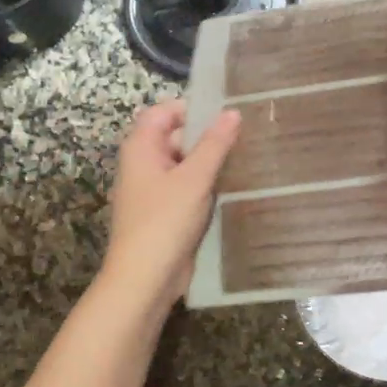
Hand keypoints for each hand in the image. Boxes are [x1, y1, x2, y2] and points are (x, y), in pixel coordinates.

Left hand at [97, 99, 240, 306]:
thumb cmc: (165, 221)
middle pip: (174, 138)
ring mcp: (153, 191)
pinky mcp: (165, 214)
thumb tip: (233, 112)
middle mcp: (143, 165)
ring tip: (245, 159)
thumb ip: (214, 145)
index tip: (225, 112)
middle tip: (244, 136)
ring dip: (209, 163)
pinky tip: (232, 189)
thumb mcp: (194, 179)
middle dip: (206, 136)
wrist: (145, 278)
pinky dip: (206, 186)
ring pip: (183, 166)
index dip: (190, 108)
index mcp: (141, 148)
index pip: (162, 112)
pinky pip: (187, 190)